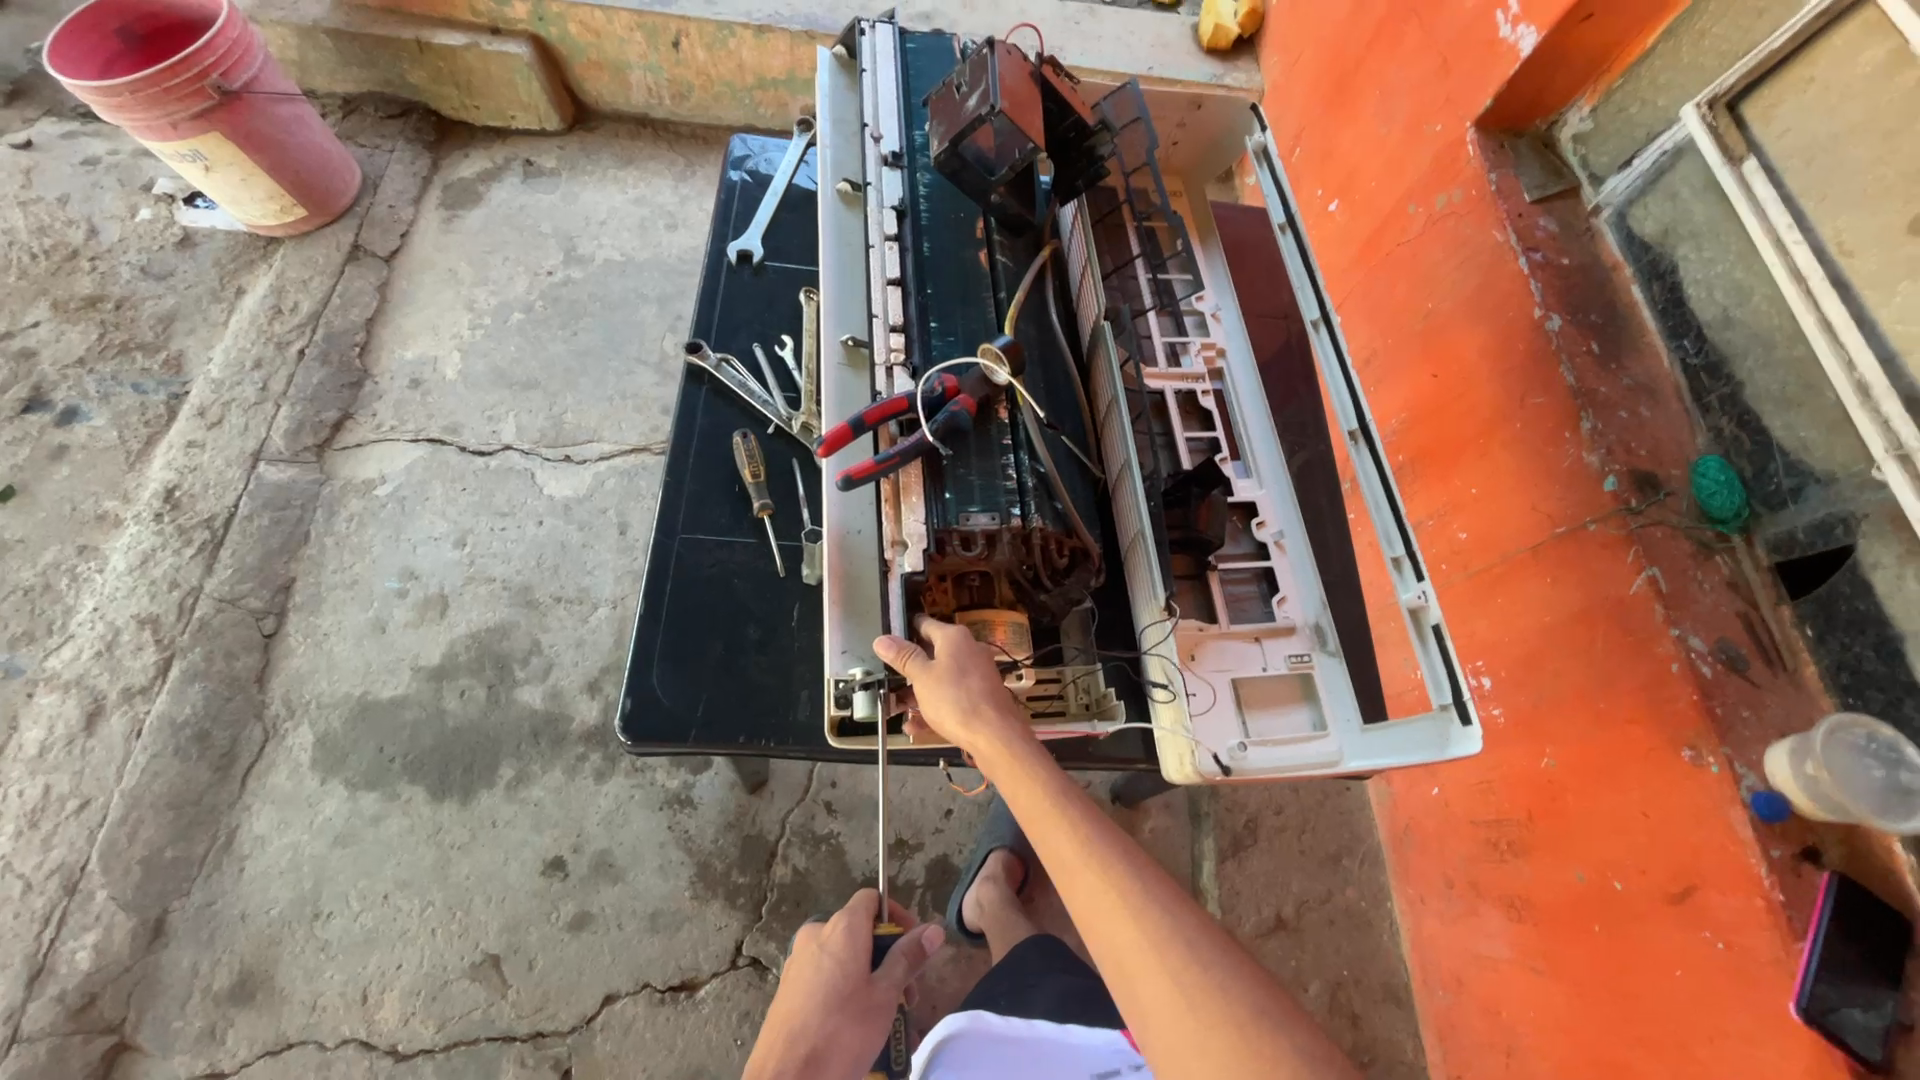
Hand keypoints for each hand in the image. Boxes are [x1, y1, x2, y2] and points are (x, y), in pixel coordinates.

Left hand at [742, 889, 944, 1079]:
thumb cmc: (841, 1032)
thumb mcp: (885, 995)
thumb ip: (908, 958)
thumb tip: (933, 929)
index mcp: (842, 928)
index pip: (871, 899)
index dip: (897, 916)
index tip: (914, 947)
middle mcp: (817, 936)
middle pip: (862, 934)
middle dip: (890, 961)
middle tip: (909, 999)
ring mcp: (800, 964)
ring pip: (847, 962)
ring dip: (874, 985)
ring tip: (894, 1026)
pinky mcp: (790, 992)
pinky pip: (829, 983)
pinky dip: (850, 997)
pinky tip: (865, 1034)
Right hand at [874, 616, 1036, 760]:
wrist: (995, 736)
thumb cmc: (955, 699)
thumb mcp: (922, 677)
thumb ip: (903, 657)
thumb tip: (882, 639)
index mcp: (954, 638)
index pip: (925, 624)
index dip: (904, 630)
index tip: (886, 641)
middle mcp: (968, 650)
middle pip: (932, 654)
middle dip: (909, 669)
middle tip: (886, 680)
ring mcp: (976, 674)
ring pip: (941, 679)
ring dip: (918, 693)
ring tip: (897, 709)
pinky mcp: (980, 697)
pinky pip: (951, 697)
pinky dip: (933, 708)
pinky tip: (914, 727)